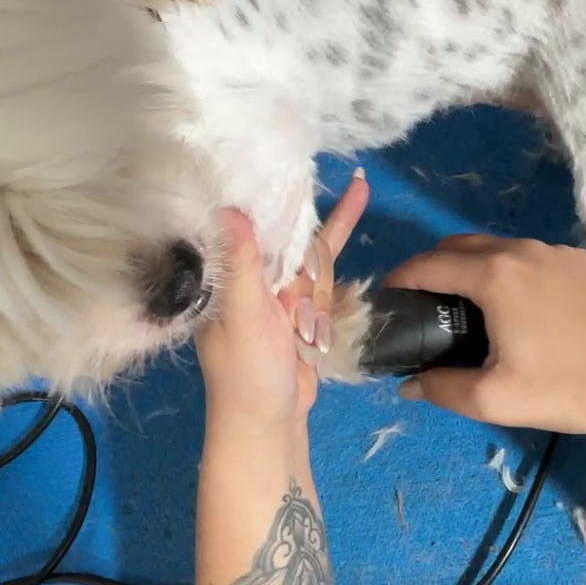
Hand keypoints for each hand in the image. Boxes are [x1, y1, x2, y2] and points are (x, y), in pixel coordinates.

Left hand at [195, 174, 368, 427]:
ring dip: (332, 246)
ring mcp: (281, 300)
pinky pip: (323, 288)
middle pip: (291, 238)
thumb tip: (229, 209)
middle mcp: (254, 282)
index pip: (253, 226)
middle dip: (319, 211)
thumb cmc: (247, 371)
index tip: (290, 162)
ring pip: (313, 262)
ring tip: (356, 196)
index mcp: (230, 279)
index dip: (275, 196)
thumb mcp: (243, 315)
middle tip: (350, 177)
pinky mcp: (302, 317)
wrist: (270, 422)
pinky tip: (352, 255)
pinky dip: (335, 278)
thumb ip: (242, 264)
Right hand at [382, 236, 585, 440]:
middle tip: (424, 301)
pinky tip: (526, 308)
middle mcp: (525, 250)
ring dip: (476, 267)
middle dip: (433, 266)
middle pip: (461, 245)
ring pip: (502, 248)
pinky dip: (515, 272)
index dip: (400, 278)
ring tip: (473, 305)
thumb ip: (442, 389)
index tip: (389, 297)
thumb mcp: (494, 400)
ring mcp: (562, 252)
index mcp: (494, 276)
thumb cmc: (568, 388)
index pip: (429, 264)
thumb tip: (409, 386)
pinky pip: (538, 258)